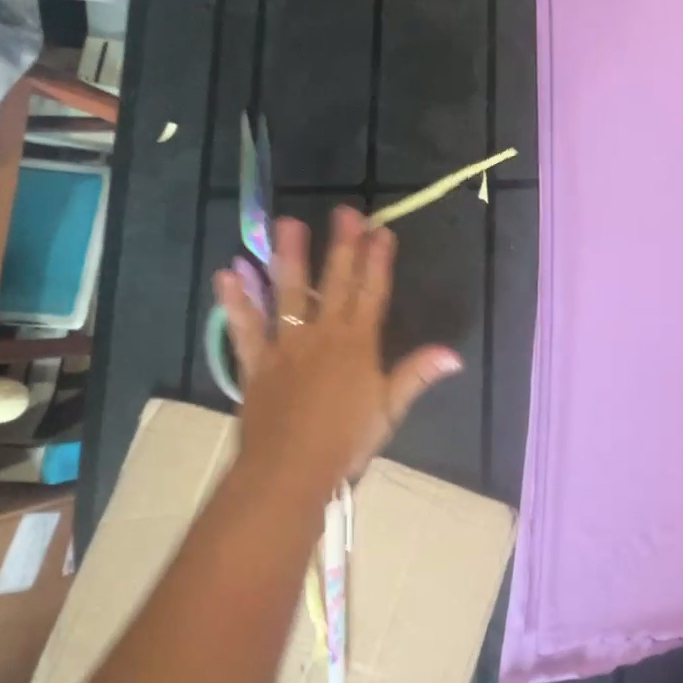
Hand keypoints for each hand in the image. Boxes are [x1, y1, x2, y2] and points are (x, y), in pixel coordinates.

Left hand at [212, 205, 462, 499]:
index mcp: (358, 344)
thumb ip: (416, 374)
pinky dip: (237, 301)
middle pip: (334, 284)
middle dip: (342, 246)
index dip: (378, 261)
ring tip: (287, 223)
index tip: (381, 230)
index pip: (371, 293)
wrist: (288, 470)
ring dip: (289, 258)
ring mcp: (286, 346)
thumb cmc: (345, 441)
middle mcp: (323, 336)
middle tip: (344, 211)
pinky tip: (228, 272)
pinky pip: (245, 327)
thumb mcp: (389, 409)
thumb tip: (453, 353)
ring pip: (289, 294)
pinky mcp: (256, 363)